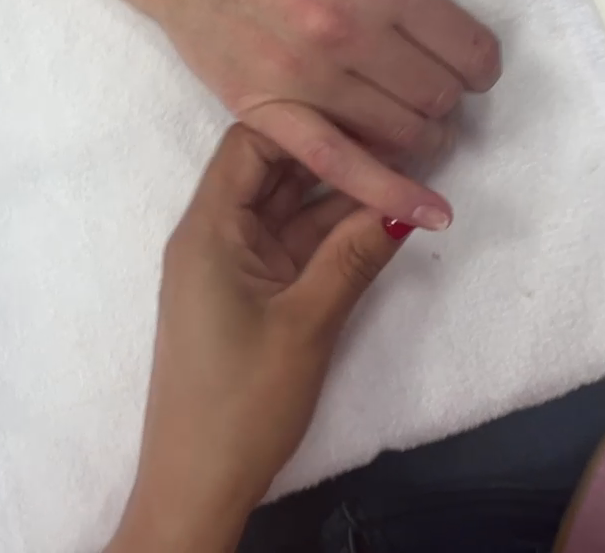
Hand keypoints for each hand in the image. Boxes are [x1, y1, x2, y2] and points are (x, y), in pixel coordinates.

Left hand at [108, 127, 406, 552]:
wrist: (197, 486)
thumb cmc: (241, 401)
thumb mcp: (306, 325)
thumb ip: (354, 256)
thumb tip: (406, 202)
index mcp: (208, 227)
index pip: (250, 143)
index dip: (303, 124)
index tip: (361, 117)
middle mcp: (215, 233)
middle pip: (272, 172)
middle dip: (332, 157)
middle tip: (396, 141)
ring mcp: (233, 263)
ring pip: (287, 209)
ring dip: (337, 196)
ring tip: (401, 172)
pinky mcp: (250, 290)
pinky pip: (292, 245)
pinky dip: (330, 233)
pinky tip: (376, 218)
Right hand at [124, 0, 500, 229]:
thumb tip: (449, 39)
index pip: (469, 48)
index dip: (480, 66)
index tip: (471, 72)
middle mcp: (351, 29)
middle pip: (438, 95)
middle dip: (447, 101)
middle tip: (431, 96)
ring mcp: (308, 75)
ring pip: (404, 133)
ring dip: (423, 138)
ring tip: (414, 129)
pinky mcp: (268, 110)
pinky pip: (340, 164)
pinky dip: (391, 194)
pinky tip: (430, 212)